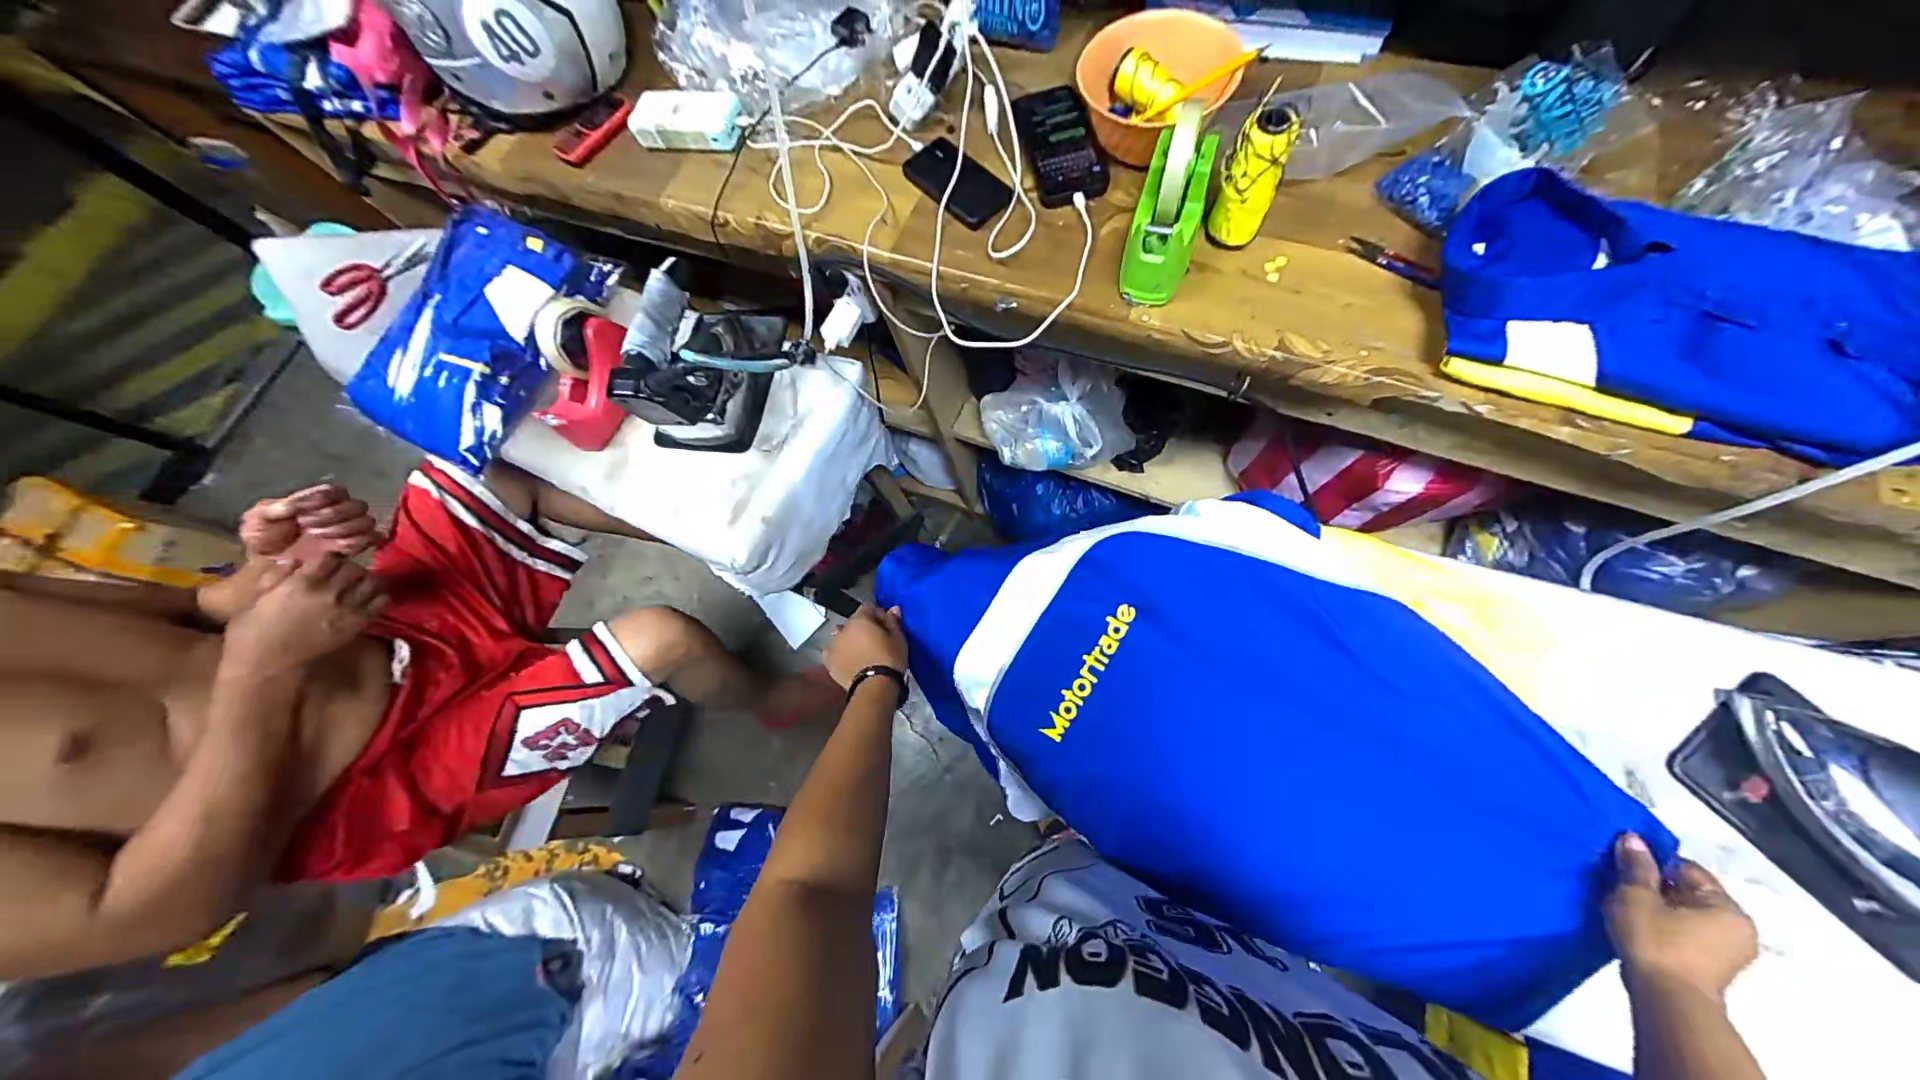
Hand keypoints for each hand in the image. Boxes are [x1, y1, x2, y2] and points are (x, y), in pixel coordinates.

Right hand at [222, 555, 386, 676]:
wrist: (268, 664)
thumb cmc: (251, 632)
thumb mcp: (255, 599)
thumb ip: (276, 576)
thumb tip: (295, 559)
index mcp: (302, 583)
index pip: (330, 558)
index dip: (329, 559)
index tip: (325, 564)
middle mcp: (330, 592)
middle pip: (355, 568)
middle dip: (349, 569)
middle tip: (343, 575)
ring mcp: (348, 607)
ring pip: (372, 582)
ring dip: (367, 580)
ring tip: (358, 585)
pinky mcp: (360, 622)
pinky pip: (382, 601)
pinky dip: (380, 596)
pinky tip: (369, 598)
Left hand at [239, 485, 377, 560]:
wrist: (269, 561)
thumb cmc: (262, 535)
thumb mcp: (258, 517)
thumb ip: (277, 507)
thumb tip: (299, 505)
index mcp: (320, 499)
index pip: (338, 491)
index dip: (324, 501)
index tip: (301, 514)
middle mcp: (342, 511)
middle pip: (358, 506)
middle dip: (334, 516)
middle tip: (309, 528)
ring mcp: (353, 528)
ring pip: (367, 522)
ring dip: (344, 530)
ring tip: (320, 539)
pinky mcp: (358, 546)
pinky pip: (374, 539)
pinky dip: (359, 542)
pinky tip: (337, 548)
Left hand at [825, 605, 907, 687]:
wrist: (874, 687)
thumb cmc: (890, 659)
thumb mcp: (898, 638)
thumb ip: (893, 621)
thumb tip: (893, 608)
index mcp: (860, 620)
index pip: (868, 608)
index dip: (878, 615)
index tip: (886, 625)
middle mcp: (843, 629)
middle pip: (854, 623)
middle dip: (863, 628)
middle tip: (875, 640)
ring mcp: (833, 645)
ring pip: (842, 636)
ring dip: (850, 639)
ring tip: (861, 652)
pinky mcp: (829, 661)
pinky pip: (833, 652)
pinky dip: (840, 653)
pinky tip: (848, 660)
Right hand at [1605, 832, 1757, 1001]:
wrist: (1667, 998)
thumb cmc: (1655, 941)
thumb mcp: (1636, 896)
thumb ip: (1636, 865)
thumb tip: (1633, 837)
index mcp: (1729, 909)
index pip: (1688, 869)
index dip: (1653, 863)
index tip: (1622, 865)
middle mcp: (1738, 928)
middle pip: (1689, 891)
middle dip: (1654, 885)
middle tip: (1619, 883)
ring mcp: (1728, 950)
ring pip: (1685, 913)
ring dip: (1657, 905)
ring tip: (1624, 904)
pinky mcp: (1712, 965)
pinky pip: (1686, 931)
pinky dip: (1664, 924)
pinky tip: (1638, 925)